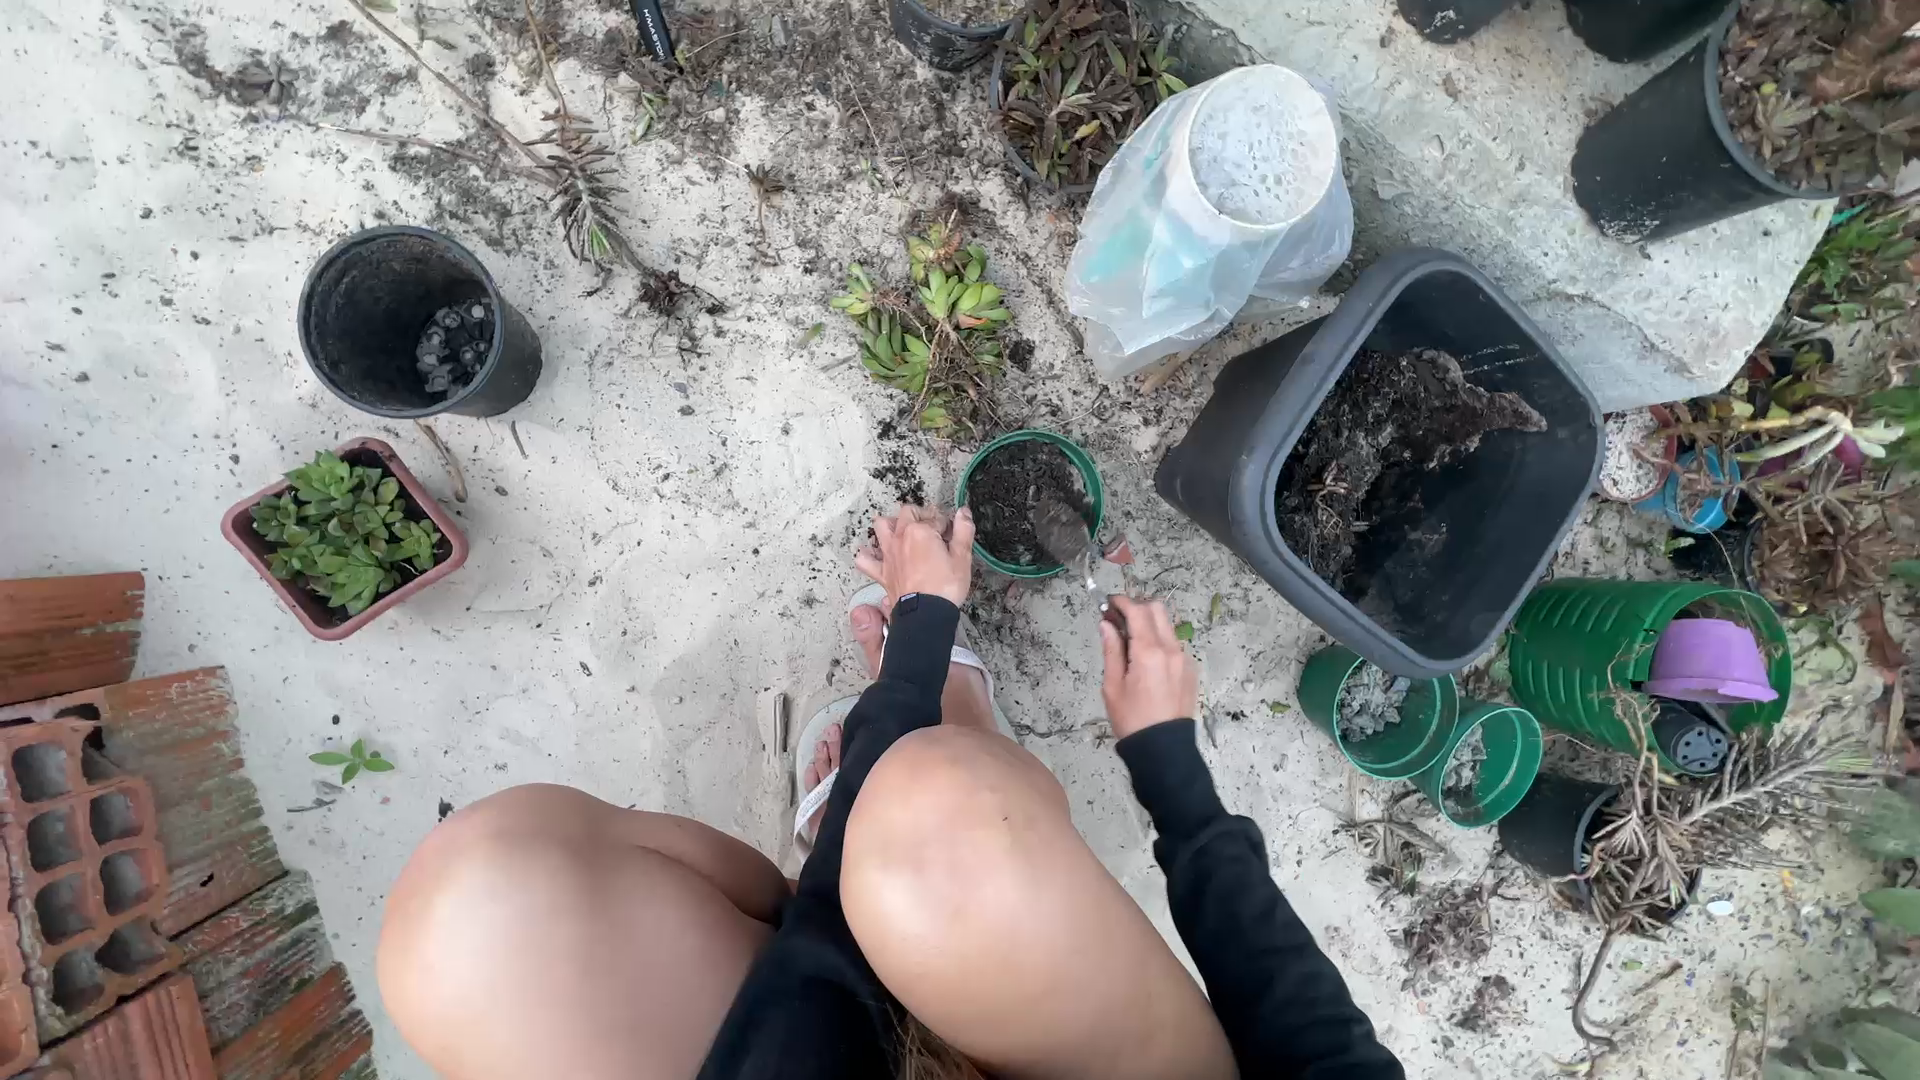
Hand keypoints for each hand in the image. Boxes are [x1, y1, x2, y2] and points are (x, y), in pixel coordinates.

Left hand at [854, 504, 974, 610]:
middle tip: (934, 527)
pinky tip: (875, 553)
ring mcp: (889, 554)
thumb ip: (963, 531)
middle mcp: (901, 538)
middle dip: (921, 515)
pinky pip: (865, 559)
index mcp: (921, 531)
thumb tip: (963, 513)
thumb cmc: (944, 588)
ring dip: (892, 523)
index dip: (947, 524)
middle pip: (908, 513)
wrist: (926, 614)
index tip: (953, 532)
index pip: (936, 517)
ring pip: (882, 526)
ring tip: (904, 530)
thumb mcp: (962, 557)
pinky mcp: (882, 572)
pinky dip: (867, 554)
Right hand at [1098, 595, 1197, 738]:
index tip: (1107, 604)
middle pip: (1157, 609)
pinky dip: (1159, 641)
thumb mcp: (1112, 686)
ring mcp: (1185, 659)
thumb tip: (1106, 624)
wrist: (1164, 750)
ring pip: (1167, 626)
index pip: (1137, 611)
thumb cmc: (1132, 719)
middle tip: (1119, 620)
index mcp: (1149, 653)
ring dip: (1149, 624)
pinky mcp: (1190, 670)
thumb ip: (1111, 650)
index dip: (1121, 602)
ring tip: (1130, 642)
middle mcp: (1171, 650)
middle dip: (1137, 608)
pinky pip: (1174, 644)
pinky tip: (1146, 660)